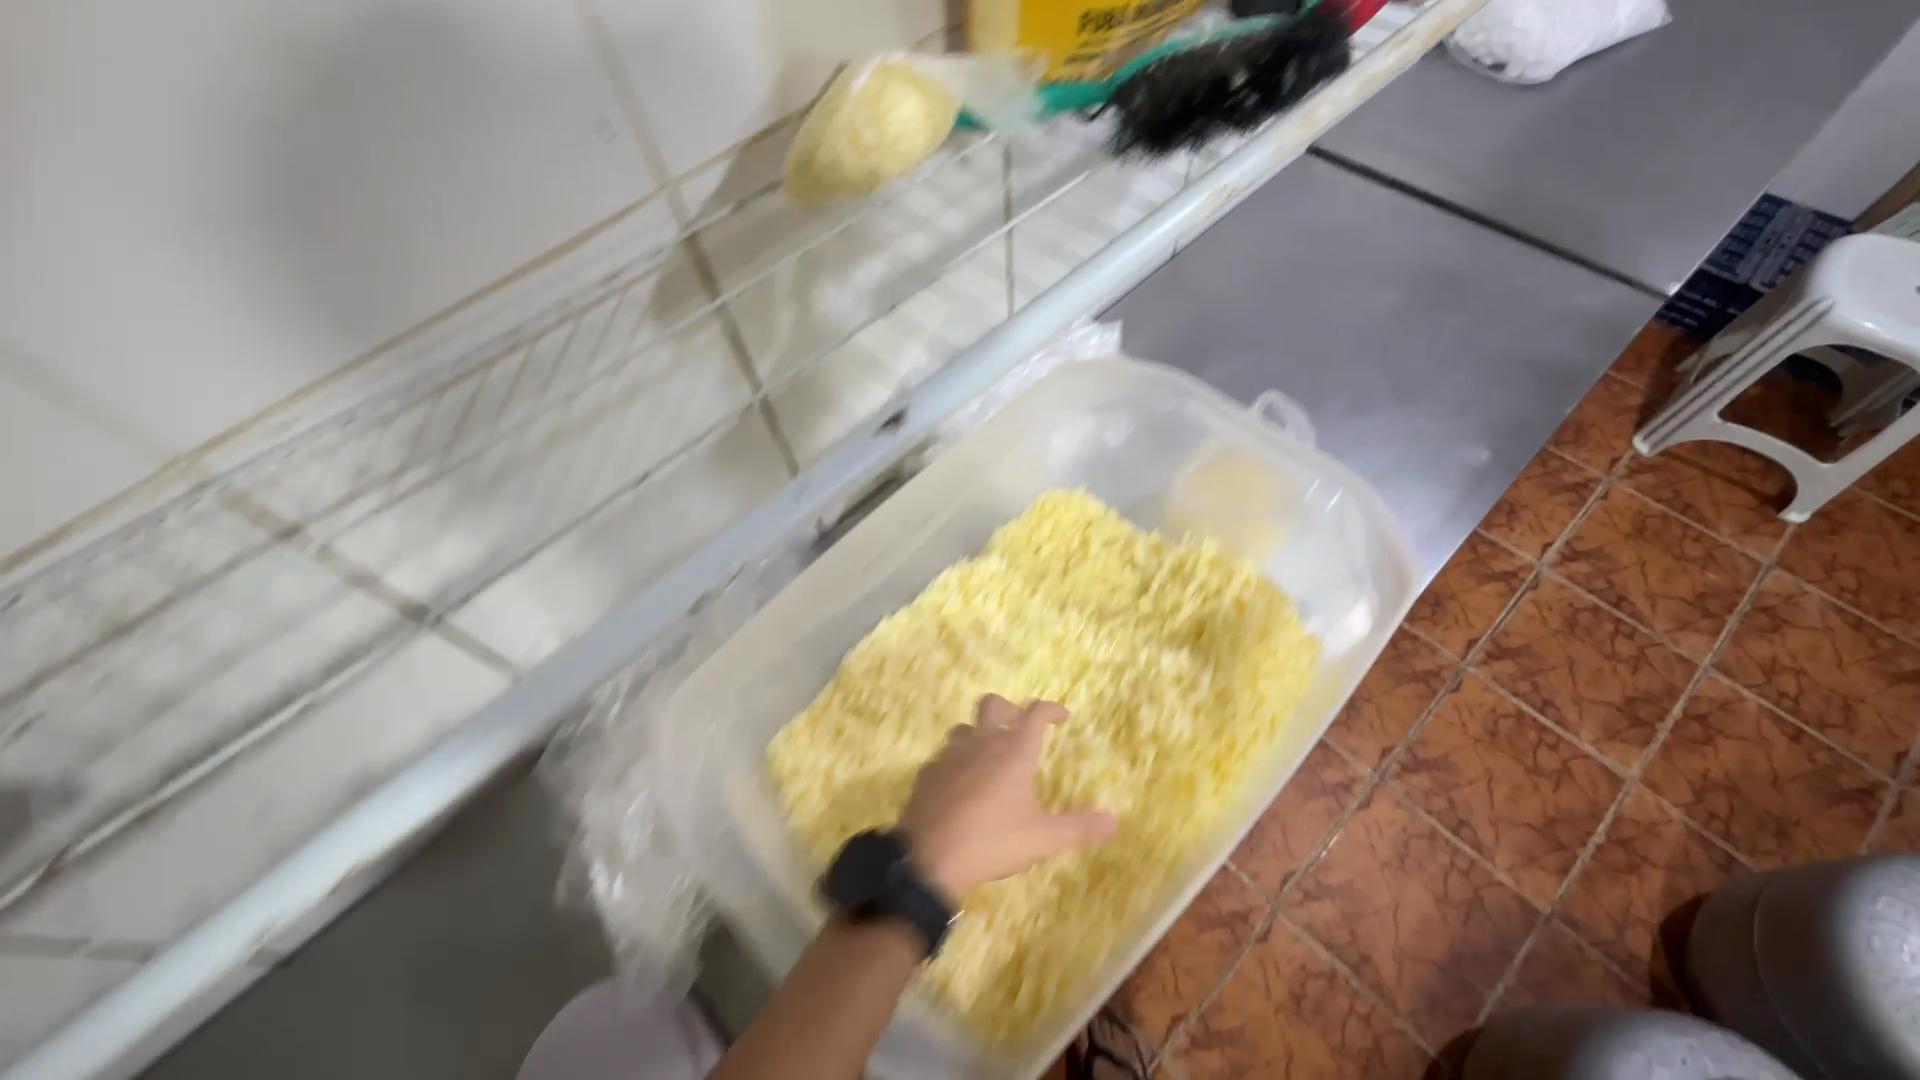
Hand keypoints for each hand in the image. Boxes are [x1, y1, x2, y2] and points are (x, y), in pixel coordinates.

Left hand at [898, 694, 1117, 900]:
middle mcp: (981, 743)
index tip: (1062, 717)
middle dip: (1010, 709)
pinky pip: (944, 757)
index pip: (1035, 714)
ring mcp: (950, 756)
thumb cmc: (993, 841)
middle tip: (1020, 726)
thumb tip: (1114, 821)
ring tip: (989, 756)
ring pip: (964, 728)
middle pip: (993, 704)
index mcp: (1013, 752)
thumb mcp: (1044, 839)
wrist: (930, 857)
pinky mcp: (927, 774)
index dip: (1050, 709)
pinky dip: (956, 762)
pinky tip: (960, 784)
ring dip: (979, 734)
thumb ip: (1079, 827)